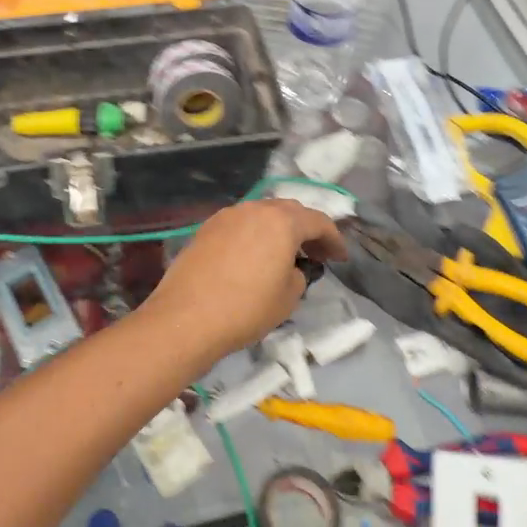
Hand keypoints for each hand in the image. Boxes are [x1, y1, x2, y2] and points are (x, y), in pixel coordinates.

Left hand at [140, 198, 347, 362]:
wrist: (186, 318)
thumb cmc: (246, 309)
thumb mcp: (288, 298)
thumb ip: (298, 274)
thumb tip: (290, 267)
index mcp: (281, 221)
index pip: (318, 221)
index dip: (334, 239)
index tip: (341, 257)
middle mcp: (254, 209)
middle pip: (289, 210)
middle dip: (307, 229)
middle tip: (316, 252)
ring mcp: (227, 216)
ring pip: (262, 214)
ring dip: (279, 229)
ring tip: (285, 253)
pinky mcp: (206, 228)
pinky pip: (240, 224)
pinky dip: (255, 234)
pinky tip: (255, 256)